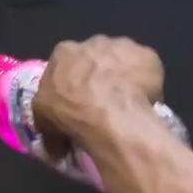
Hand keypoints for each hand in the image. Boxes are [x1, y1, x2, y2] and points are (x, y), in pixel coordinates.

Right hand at [32, 36, 163, 154]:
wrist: (109, 115)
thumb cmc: (68, 112)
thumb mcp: (43, 121)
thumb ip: (48, 126)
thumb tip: (54, 150)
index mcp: (63, 52)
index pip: (66, 62)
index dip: (71, 80)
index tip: (75, 97)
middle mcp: (93, 42)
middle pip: (95, 55)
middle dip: (97, 72)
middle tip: (100, 97)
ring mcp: (123, 46)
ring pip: (122, 58)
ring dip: (122, 73)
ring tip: (123, 99)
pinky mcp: (148, 55)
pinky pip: (145, 67)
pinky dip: (145, 80)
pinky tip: (142, 99)